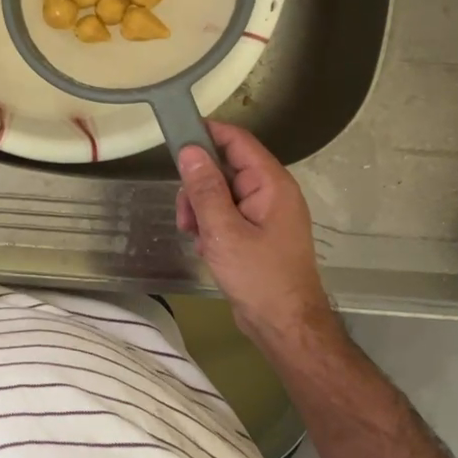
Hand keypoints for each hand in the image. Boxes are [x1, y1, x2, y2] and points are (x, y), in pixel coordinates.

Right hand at [174, 122, 335, 346]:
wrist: (284, 324)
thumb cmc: (258, 276)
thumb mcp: (223, 231)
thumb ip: (204, 189)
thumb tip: (189, 150)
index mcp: (271, 184)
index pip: (237, 141)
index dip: (206, 133)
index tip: (173, 137)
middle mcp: (271, 192)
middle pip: (224, 167)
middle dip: (197, 187)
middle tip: (185, 216)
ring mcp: (264, 213)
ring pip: (219, 193)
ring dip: (200, 209)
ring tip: (195, 237)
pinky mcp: (256, 232)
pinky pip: (225, 214)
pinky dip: (209, 225)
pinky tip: (205, 246)